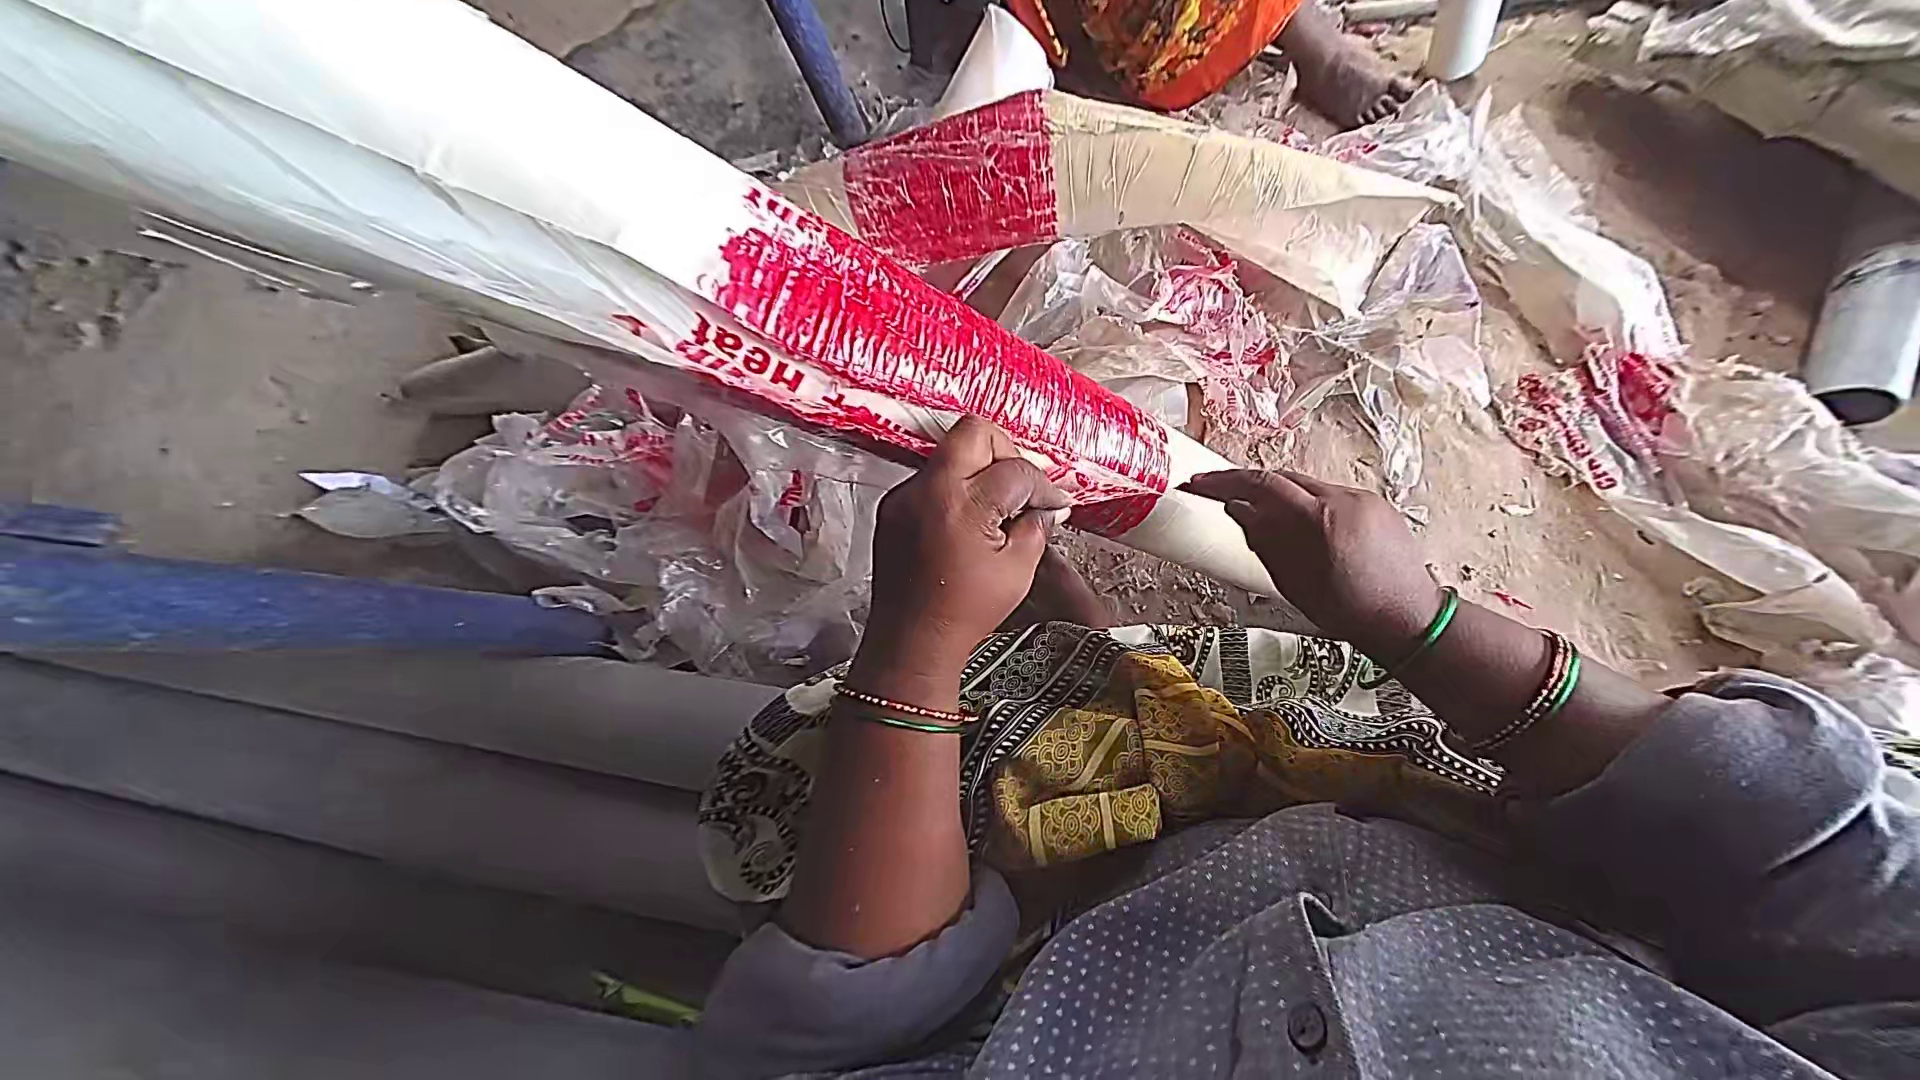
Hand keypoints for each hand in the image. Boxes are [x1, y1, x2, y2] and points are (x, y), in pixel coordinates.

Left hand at [851, 417, 1070, 707]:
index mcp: (962, 505)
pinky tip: (967, 520)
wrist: (912, 641)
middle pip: (974, 431)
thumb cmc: (962, 614)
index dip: (1041, 485)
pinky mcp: (892, 507)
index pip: (1014, 469)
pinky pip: (930, 479)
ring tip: (995, 506)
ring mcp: (905, 496)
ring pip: (949, 452)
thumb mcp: (1018, 571)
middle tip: (1020, 484)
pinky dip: (954, 489)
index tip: (1051, 500)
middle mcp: (927, 490)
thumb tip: (1044, 506)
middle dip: (1006, 451)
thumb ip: (1036, 526)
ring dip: (978, 470)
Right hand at [1180, 469, 1443, 657]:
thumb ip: (1263, 539)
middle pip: (1283, 478)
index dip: (1225, 481)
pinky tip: (1295, 524)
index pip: (1263, 483)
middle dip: (1248, 485)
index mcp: (1320, 518)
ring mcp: (1364, 499)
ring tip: (1255, 512)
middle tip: (1219, 494)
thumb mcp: (1292, 579)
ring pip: (1306, 486)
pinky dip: (1304, 504)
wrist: (1408, 619)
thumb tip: (1239, 510)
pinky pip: (1329, 495)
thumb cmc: (1348, 609)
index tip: (1200, 483)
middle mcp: (1344, 498)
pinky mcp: (1376, 505)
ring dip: (1277, 495)